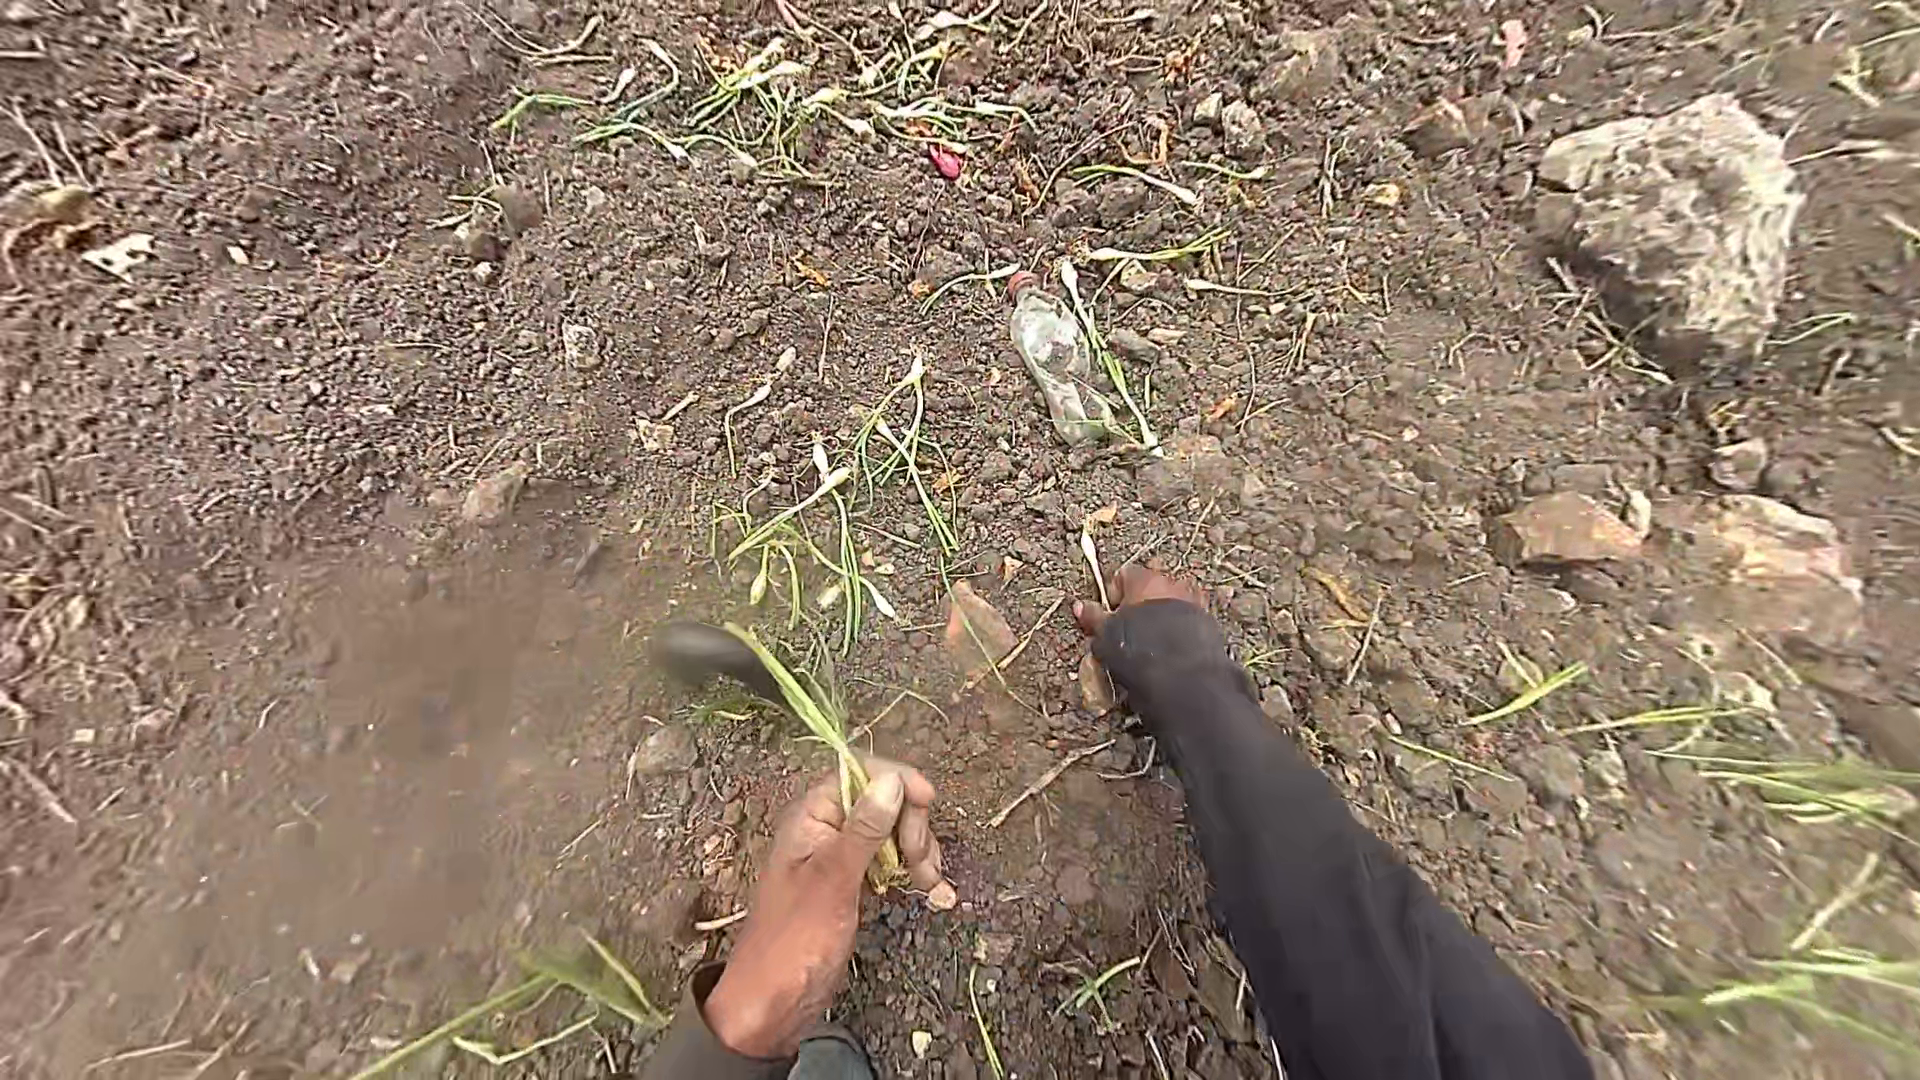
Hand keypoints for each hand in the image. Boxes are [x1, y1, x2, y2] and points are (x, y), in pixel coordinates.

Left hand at [703, 762, 945, 1058]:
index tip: (927, 801)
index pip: (860, 771)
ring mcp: (844, 854)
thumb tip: (893, 779)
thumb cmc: (794, 941)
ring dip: (918, 849)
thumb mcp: (833, 881)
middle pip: (884, 798)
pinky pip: (893, 858)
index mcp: (813, 815)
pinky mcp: (857, 880)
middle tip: (920, 861)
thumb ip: (864, 829)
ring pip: (894, 828)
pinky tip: (929, 889)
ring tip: (927, 882)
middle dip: (911, 823)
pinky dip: (913, 869)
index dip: (896, 779)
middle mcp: (829, 826)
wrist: (770, 1011)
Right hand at [1072, 563, 1206, 637]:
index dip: (1112, 595)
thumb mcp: (1106, 634)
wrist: (1183, 674)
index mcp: (1144, 579)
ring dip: (1160, 616)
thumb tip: (1079, 606)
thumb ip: (1094, 617)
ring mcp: (1193, 601)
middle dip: (1139, 604)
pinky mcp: (1209, 622)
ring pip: (1170, 603)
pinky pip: (1187, 620)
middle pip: (1149, 587)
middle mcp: (1171, 583)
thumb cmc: (1138, 647)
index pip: (1123, 575)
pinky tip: (1170, 650)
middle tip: (1129, 629)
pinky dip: (1178, 629)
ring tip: (1151, 642)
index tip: (1109, 616)